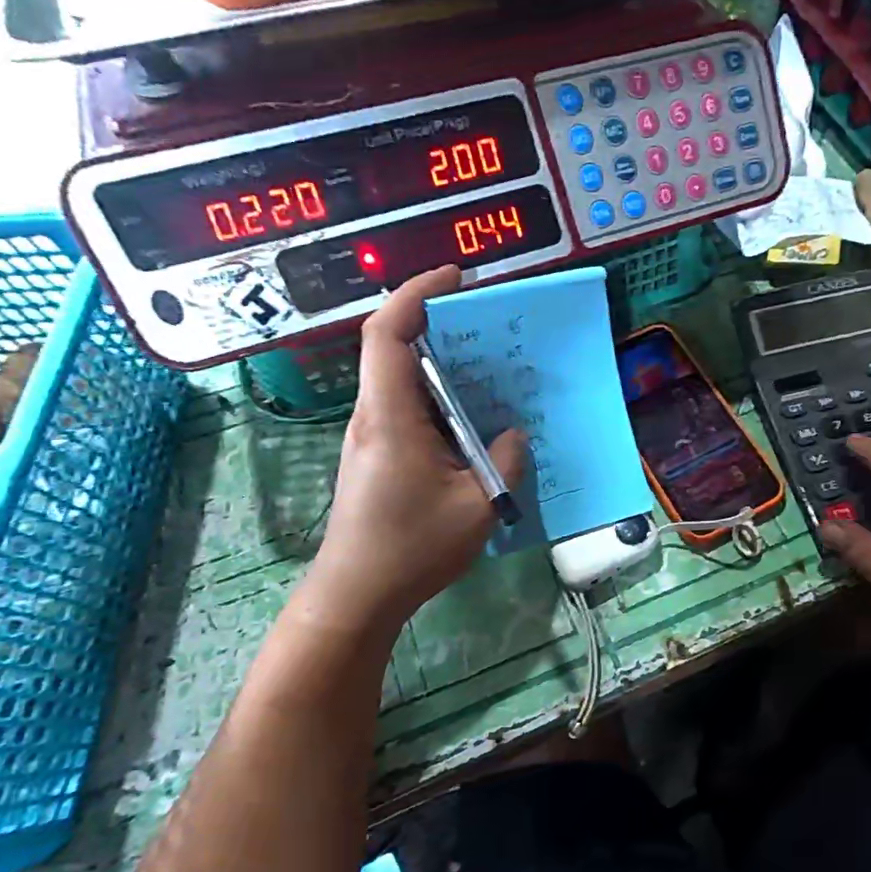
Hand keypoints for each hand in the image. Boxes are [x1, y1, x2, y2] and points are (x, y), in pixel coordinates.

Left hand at [291, 268, 527, 636]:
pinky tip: (475, 420)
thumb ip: (504, 461)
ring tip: (491, 369)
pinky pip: (411, 409)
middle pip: (395, 348)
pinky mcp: (378, 456)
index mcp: (390, 415)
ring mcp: (373, 436)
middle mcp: (374, 415)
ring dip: (443, 365)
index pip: (387, 333)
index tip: (455, 277)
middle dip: (439, 324)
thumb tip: (513, 434)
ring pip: (404, 380)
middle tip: (489, 324)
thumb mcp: (477, 507)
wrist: (357, 594)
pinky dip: (441, 399)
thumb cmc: (412, 548)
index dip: (416, 294)